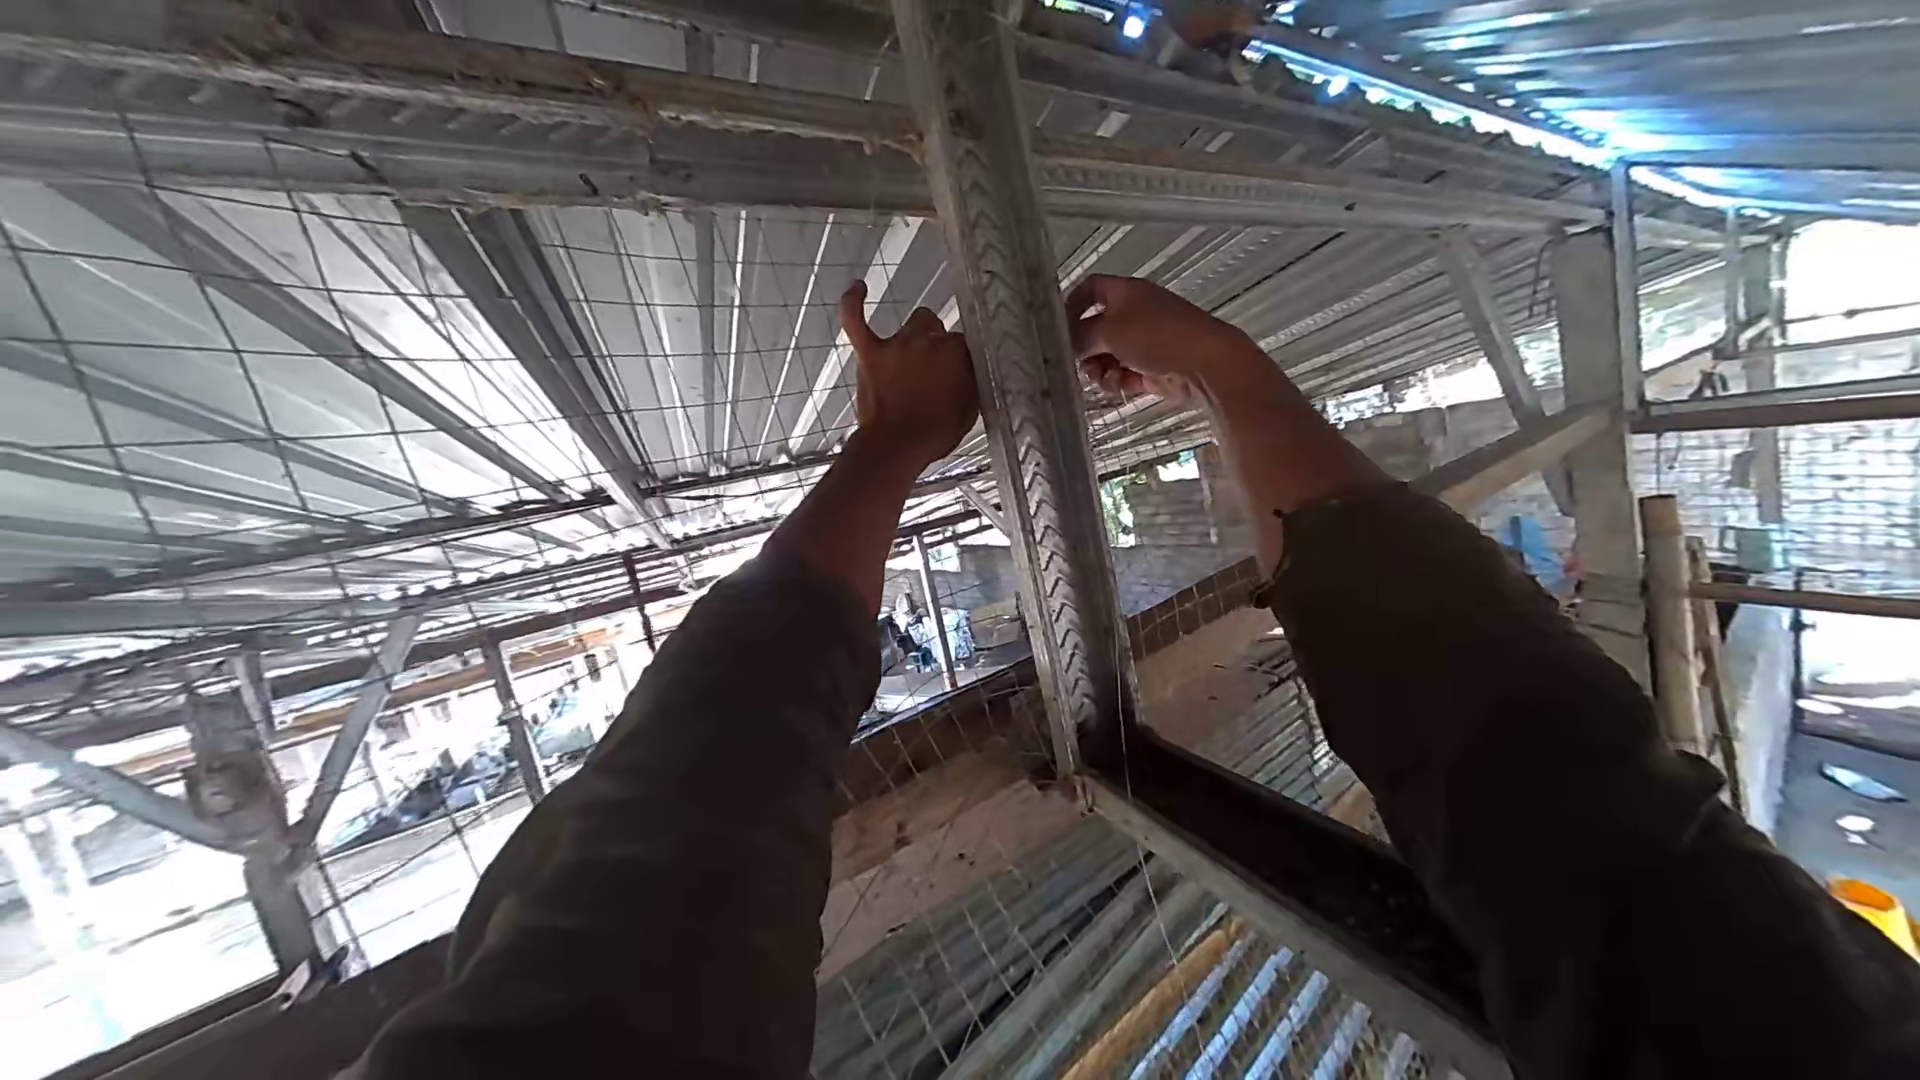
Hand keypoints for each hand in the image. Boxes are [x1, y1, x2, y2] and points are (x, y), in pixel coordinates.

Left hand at [840, 281, 978, 469]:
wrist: (897, 447)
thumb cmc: (933, 433)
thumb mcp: (969, 409)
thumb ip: (970, 382)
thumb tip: (968, 373)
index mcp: (956, 353)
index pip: (964, 344)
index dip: (961, 360)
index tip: (959, 375)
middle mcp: (928, 341)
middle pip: (939, 330)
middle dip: (939, 346)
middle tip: (937, 372)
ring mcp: (898, 345)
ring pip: (912, 325)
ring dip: (915, 338)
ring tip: (915, 361)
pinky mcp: (871, 354)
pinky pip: (856, 319)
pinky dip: (854, 303)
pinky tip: (859, 288)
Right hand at [1064, 274, 1262, 403]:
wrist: (1204, 363)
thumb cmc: (1156, 336)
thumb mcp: (1109, 330)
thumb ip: (1081, 336)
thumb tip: (1069, 343)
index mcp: (1125, 293)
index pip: (1090, 288)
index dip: (1072, 305)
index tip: (1059, 328)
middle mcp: (1134, 314)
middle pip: (1096, 329)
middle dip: (1085, 348)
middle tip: (1079, 363)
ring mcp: (1144, 342)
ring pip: (1107, 355)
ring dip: (1099, 369)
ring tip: (1103, 377)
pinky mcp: (1151, 368)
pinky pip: (1123, 373)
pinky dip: (1118, 380)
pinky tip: (1122, 385)